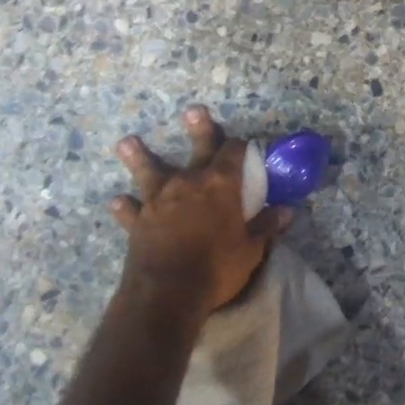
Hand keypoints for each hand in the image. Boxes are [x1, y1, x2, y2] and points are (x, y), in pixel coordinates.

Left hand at [110, 106, 290, 317]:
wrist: (167, 293)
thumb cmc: (217, 268)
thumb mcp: (251, 249)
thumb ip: (267, 227)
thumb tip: (287, 211)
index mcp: (221, 184)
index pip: (234, 152)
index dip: (240, 145)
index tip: (243, 142)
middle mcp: (189, 183)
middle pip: (197, 148)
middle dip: (198, 129)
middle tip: (192, 110)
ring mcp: (159, 200)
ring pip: (149, 171)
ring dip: (139, 156)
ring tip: (127, 142)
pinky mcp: (138, 221)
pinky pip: (130, 210)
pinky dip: (125, 206)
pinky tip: (118, 201)